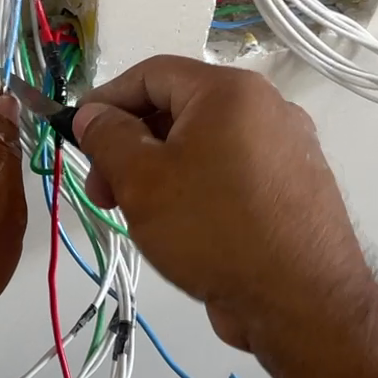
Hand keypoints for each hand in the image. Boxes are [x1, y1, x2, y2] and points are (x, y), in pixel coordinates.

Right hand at [70, 55, 377, 351]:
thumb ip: (107, 136)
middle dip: (128, 146)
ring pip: (199, 144)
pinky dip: (192, 187)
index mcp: (230, 91)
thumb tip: (92, 115)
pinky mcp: (291, 188)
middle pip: (175, 109)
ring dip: (155, 171)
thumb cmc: (212, 228)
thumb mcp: (141, 179)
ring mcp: (285, 149)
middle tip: (102, 192)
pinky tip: (177, 227)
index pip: (150, 74)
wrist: (301, 304)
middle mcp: (265, 107)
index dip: (104, 101)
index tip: (76, 137)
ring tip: (137, 215)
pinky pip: (226, 172)